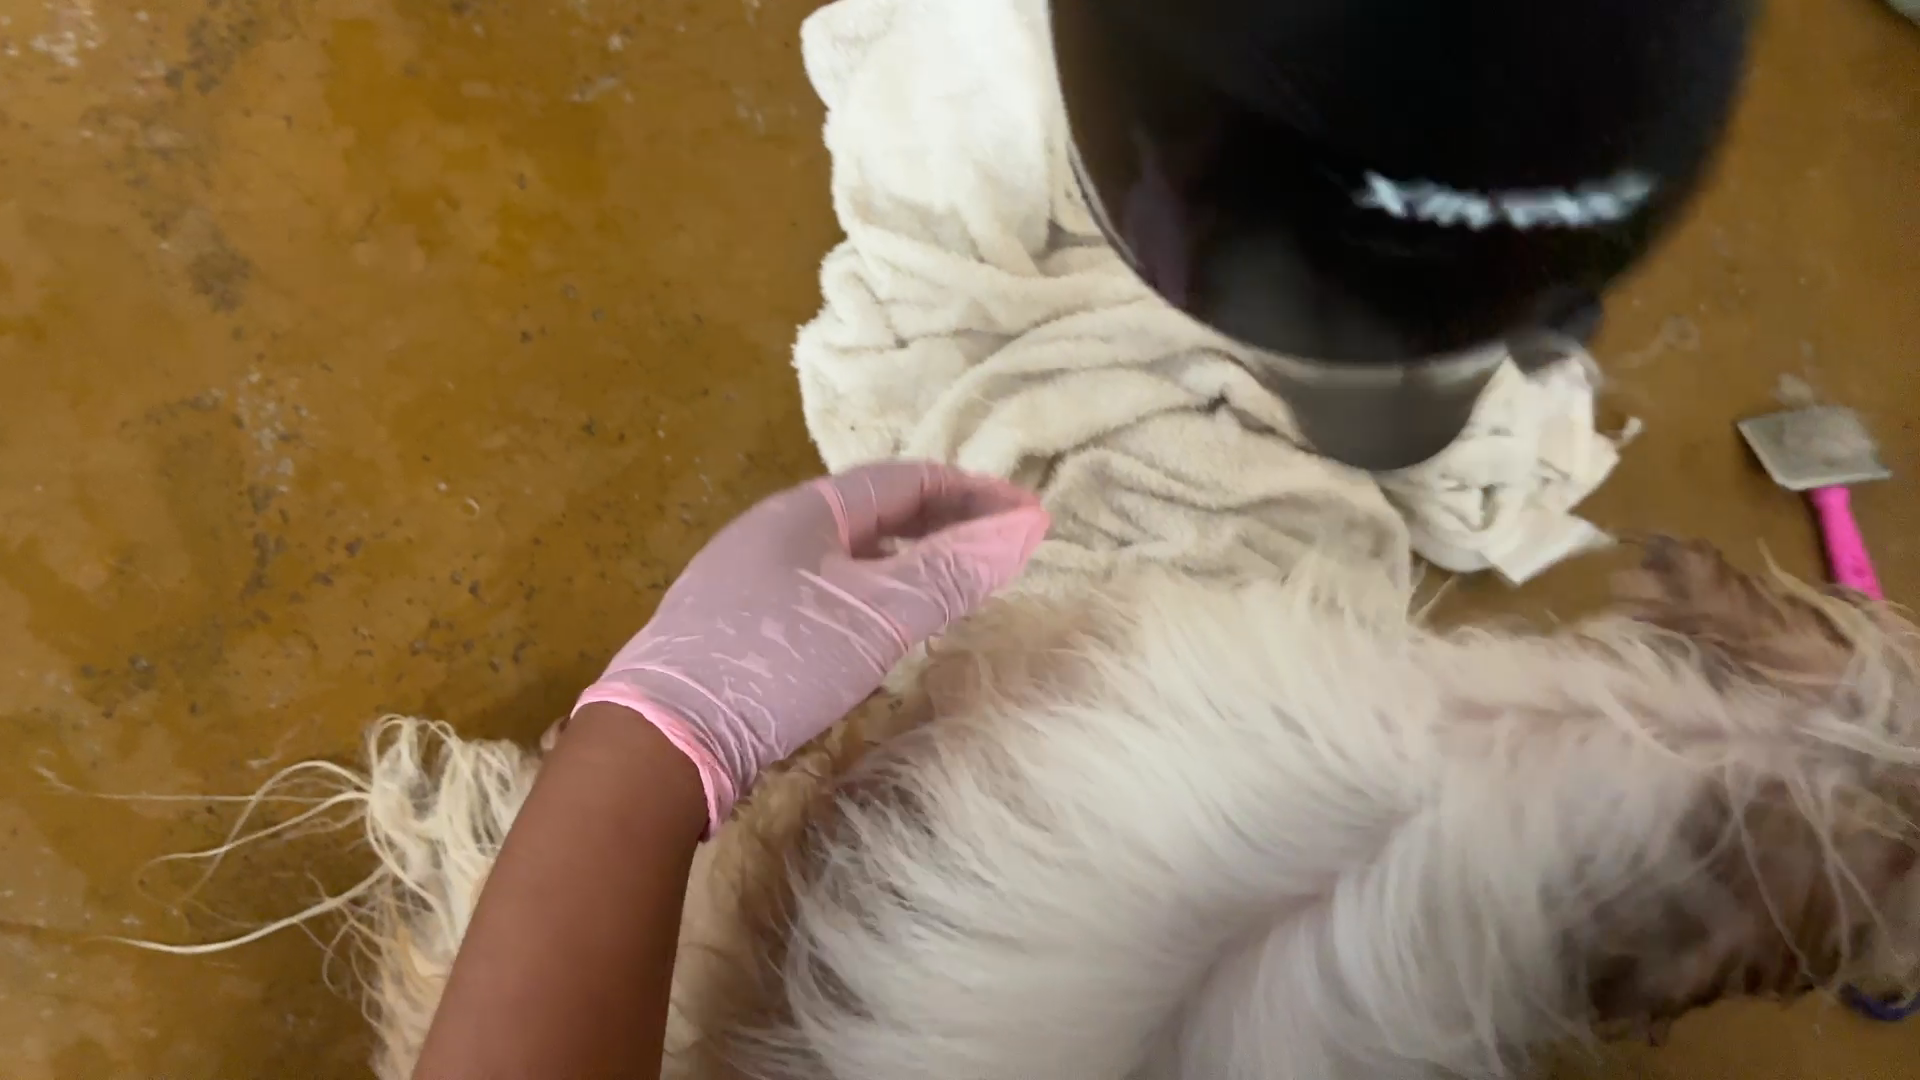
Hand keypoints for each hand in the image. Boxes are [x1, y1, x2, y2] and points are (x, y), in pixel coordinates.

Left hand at [570, 461, 1048, 833]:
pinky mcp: (740, 620)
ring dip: (907, 556)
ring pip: (849, 551)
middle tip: (995, 544)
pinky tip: (880, 621)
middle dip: (943, 522)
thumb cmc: (778, 660)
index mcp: (809, 510)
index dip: (973, 492)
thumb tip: (1025, 530)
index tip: (1026, 513)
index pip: (908, 480)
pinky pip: (825, 586)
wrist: (662, 740)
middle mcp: (777, 529)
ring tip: (949, 576)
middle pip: (878, 510)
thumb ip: (951, 572)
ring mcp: (751, 574)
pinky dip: (871, 591)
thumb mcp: (876, 615)